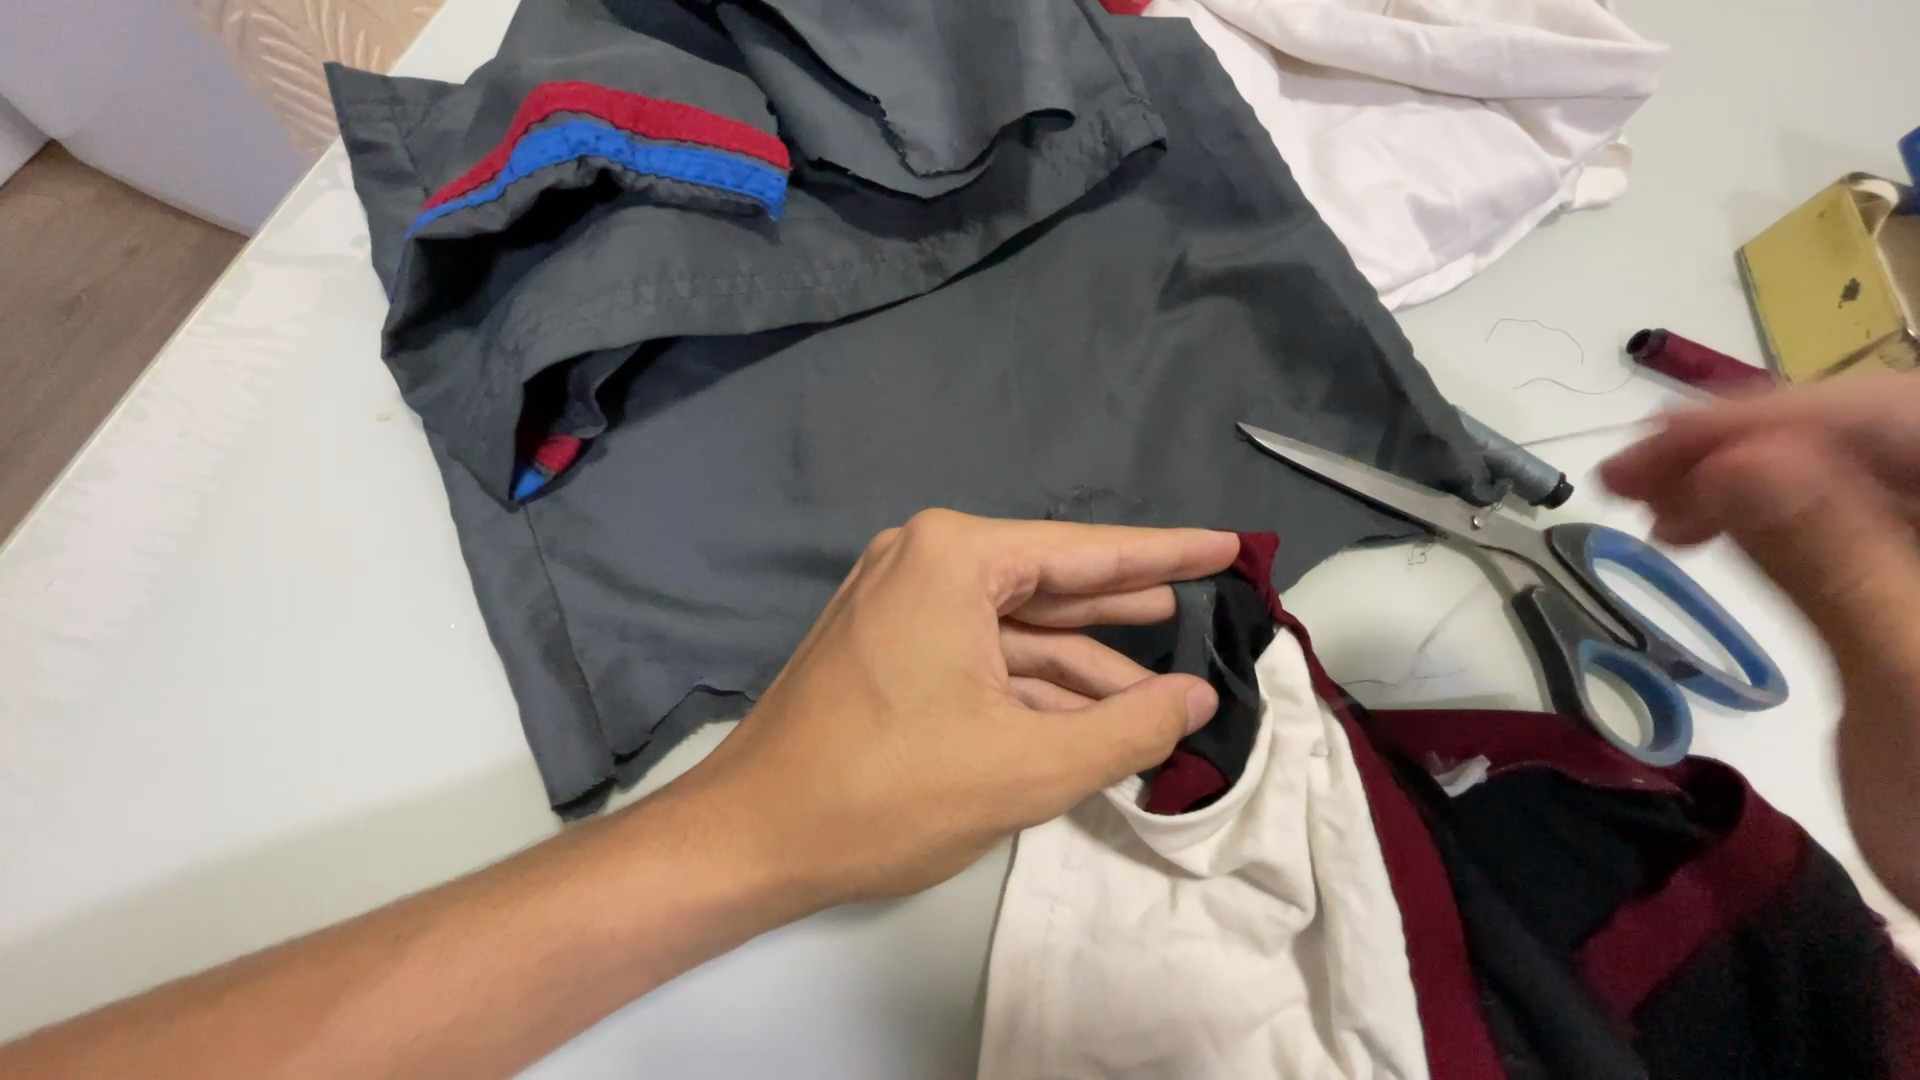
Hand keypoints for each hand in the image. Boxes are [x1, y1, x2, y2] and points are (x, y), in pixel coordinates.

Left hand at [667, 510, 1236, 907]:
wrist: (750, 838)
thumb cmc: (885, 792)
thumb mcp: (1027, 766)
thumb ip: (1127, 729)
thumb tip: (1195, 702)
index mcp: (954, 558)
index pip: (1085, 553)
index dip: (1165, 554)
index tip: (1225, 545)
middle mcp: (923, 560)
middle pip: (1051, 584)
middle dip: (1127, 607)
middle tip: (1206, 602)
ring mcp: (901, 602)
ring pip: (1016, 628)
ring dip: (1083, 663)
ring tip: (1162, 679)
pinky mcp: (889, 644)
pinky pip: (981, 653)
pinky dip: (1033, 685)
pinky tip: (1089, 712)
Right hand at [1601, 373, 1919, 907]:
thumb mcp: (1915, 679)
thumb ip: (1835, 562)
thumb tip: (1739, 461)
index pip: (1902, 420)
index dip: (1772, 418)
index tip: (1649, 446)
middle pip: (1870, 434)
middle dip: (1738, 442)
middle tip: (1622, 476)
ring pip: (1838, 467)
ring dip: (1730, 472)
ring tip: (1644, 501)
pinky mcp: (1911, 578)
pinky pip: (1827, 513)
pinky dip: (1749, 508)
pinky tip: (1698, 523)